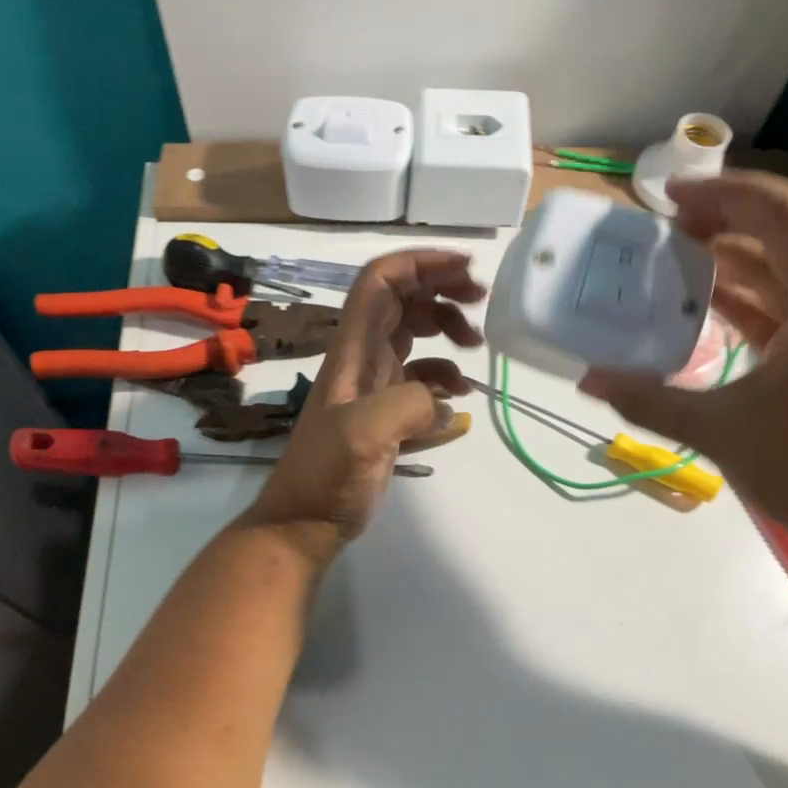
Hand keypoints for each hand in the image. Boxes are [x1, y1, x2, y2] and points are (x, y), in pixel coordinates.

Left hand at [240, 250, 483, 555]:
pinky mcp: (386, 417)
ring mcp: (374, 387)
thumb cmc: (326, 477)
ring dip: (447, 330)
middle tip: (482, 300)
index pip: (381, 282)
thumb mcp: (364, 435)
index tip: (466, 271)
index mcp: (352, 351)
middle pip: (402, 299)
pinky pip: (420, 380)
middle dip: (441, 289)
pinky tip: (459, 399)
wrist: (305, 523)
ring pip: (414, 335)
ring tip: (477, 346)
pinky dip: (444, 378)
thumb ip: (408, 404)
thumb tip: (443, 401)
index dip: (421, 264)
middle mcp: (362, 359)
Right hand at [578, 171, 787, 532]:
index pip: (787, 213)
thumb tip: (586, 379)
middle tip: (671, 222)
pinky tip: (710, 293)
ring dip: (745, 246)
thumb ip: (648, 400)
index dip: (726, 195)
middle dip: (732, 212)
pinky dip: (759, 282)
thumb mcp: (718, 431)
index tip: (669, 200)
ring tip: (682, 251)